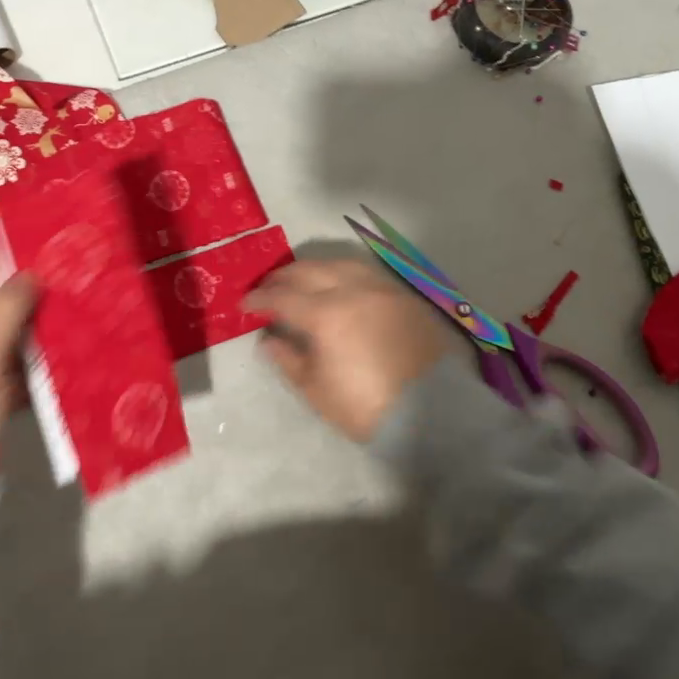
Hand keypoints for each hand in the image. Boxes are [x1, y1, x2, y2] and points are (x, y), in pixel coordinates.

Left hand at [0, 251, 37, 468]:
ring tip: (61, 342)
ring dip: (32, 334)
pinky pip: (10, 363)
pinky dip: (30, 364)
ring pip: (4, 331)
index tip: (39, 283)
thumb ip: (3, 309)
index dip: (2, 267)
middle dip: (24, 300)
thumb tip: (30, 274)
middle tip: (58, 312)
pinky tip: (52, 373)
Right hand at [244, 259, 455, 441]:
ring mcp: (382, 289)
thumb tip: (269, 339)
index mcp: (325, 315)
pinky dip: (342, 274)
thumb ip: (287, 358)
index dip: (258, 299)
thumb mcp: (315, 390)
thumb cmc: (366, 407)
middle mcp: (352, 290)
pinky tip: (337, 286)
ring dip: (313, 270)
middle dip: (282, 278)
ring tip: (301, 282)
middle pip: (308, 271)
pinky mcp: (404, 296)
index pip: (281, 297)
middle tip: (268, 289)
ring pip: (338, 264)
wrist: (434, 415)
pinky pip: (365, 273)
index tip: (245, 305)